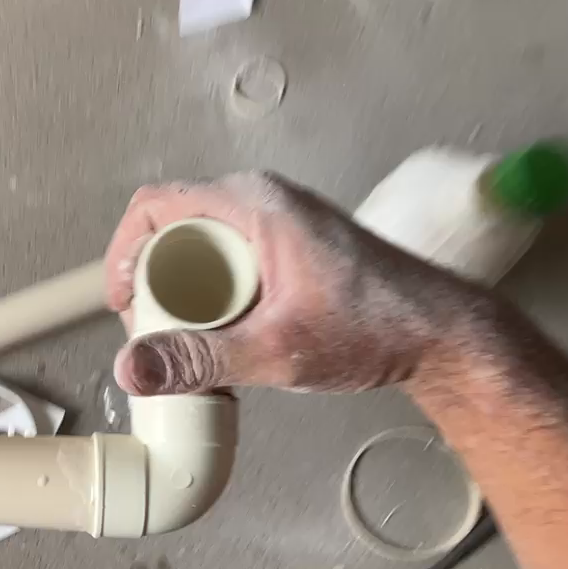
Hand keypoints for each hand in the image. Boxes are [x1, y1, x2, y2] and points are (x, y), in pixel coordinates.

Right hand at [104, 172, 492, 394]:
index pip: (153, 206)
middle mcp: (258, 200)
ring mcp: (274, 219)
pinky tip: (219, 332)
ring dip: (177, 291)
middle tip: (155, 333)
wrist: (445, 335)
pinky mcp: (285, 242)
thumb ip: (199, 360)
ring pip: (194, 246)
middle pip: (169, 228)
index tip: (122, 303)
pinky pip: (221, 256)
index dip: (122, 253)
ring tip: (186, 339)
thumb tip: (128, 369)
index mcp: (251, 204)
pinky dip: (205, 291)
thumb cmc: (374, 329)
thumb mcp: (276, 350)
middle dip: (149, 281)